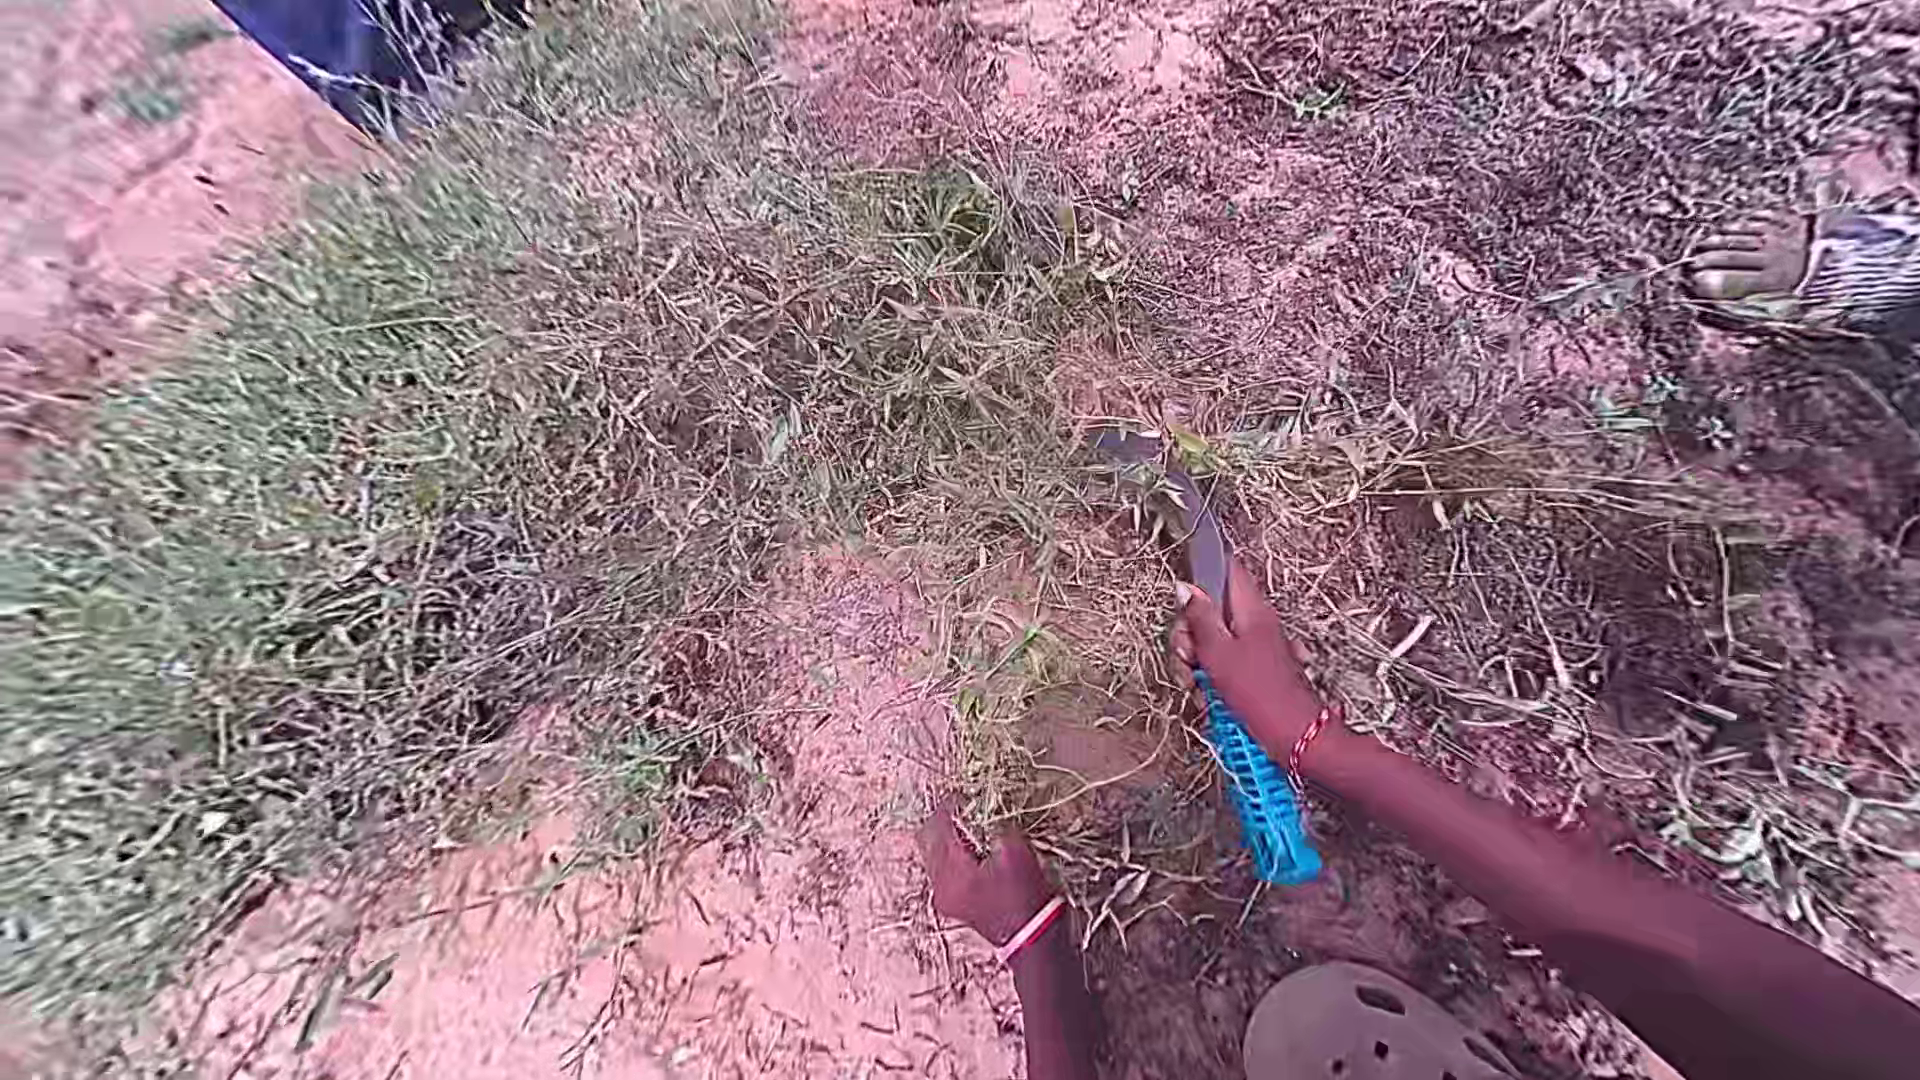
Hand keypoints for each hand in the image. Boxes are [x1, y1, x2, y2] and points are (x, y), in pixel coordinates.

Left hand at [918, 804, 1052, 945]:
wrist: (1035, 937)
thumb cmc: (1024, 897)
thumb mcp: (1014, 849)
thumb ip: (995, 824)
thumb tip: (986, 811)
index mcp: (951, 872)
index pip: (939, 827)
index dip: (951, 807)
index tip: (962, 797)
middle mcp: (941, 885)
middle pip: (930, 840)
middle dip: (946, 822)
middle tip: (964, 809)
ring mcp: (947, 897)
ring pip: (936, 854)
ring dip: (950, 838)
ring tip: (971, 828)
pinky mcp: (957, 904)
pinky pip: (945, 869)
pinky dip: (954, 855)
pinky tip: (973, 849)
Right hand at [1169, 556, 1334, 765]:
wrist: (1294, 738)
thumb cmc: (1260, 695)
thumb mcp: (1218, 652)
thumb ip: (1199, 617)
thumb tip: (1185, 588)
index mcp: (1251, 610)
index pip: (1227, 570)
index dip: (1201, 572)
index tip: (1183, 593)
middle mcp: (1254, 623)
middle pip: (1209, 610)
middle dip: (1189, 632)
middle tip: (1189, 654)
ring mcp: (1254, 646)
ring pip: (1210, 638)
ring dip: (1194, 658)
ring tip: (1196, 681)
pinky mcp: (1251, 669)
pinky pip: (1220, 660)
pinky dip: (1207, 674)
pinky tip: (1205, 692)